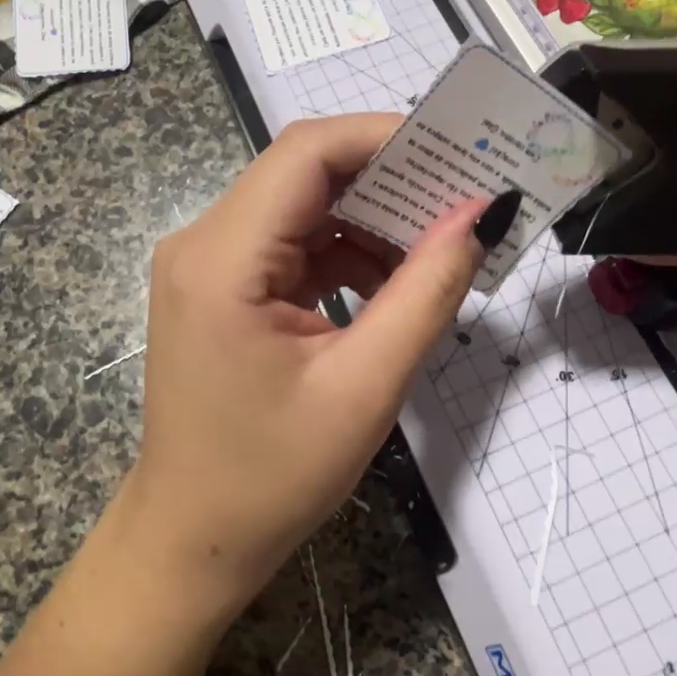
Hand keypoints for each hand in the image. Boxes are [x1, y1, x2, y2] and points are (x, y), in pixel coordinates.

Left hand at [122, 115, 510, 616]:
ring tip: (444, 241)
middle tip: (468, 191)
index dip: (385, 136)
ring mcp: (207, 263)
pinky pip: (292, 243)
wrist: (195, 539)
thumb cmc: (272, 477)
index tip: (459, 149)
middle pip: (304, 173)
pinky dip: (347, 251)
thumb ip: (426, 291)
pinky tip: (394, 279)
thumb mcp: (365, 386)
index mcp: (221, 259)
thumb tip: (481, 213)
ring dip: (373, 217)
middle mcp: (202, 242)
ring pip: (303, 206)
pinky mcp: (222, 285)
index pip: (306, 153)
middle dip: (389, 176)